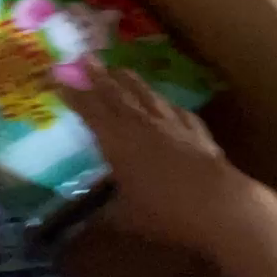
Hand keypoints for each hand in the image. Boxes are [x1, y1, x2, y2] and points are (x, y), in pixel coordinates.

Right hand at [56, 59, 257, 255]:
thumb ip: (105, 214)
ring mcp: (170, 123)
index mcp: (116, 139)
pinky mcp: (196, 130)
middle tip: (86, 56)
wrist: (219, 204)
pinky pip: (177, 111)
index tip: (57, 76)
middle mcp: (140, 123)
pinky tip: (168, 103)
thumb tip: (85, 219)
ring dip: (130, 80)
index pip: (89, 109)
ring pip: (145, 94)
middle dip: (97, 75)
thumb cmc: (165, 211)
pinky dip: (168, 105)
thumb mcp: (127, 219)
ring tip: (120, 68)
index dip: (72, 93)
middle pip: (115, 93)